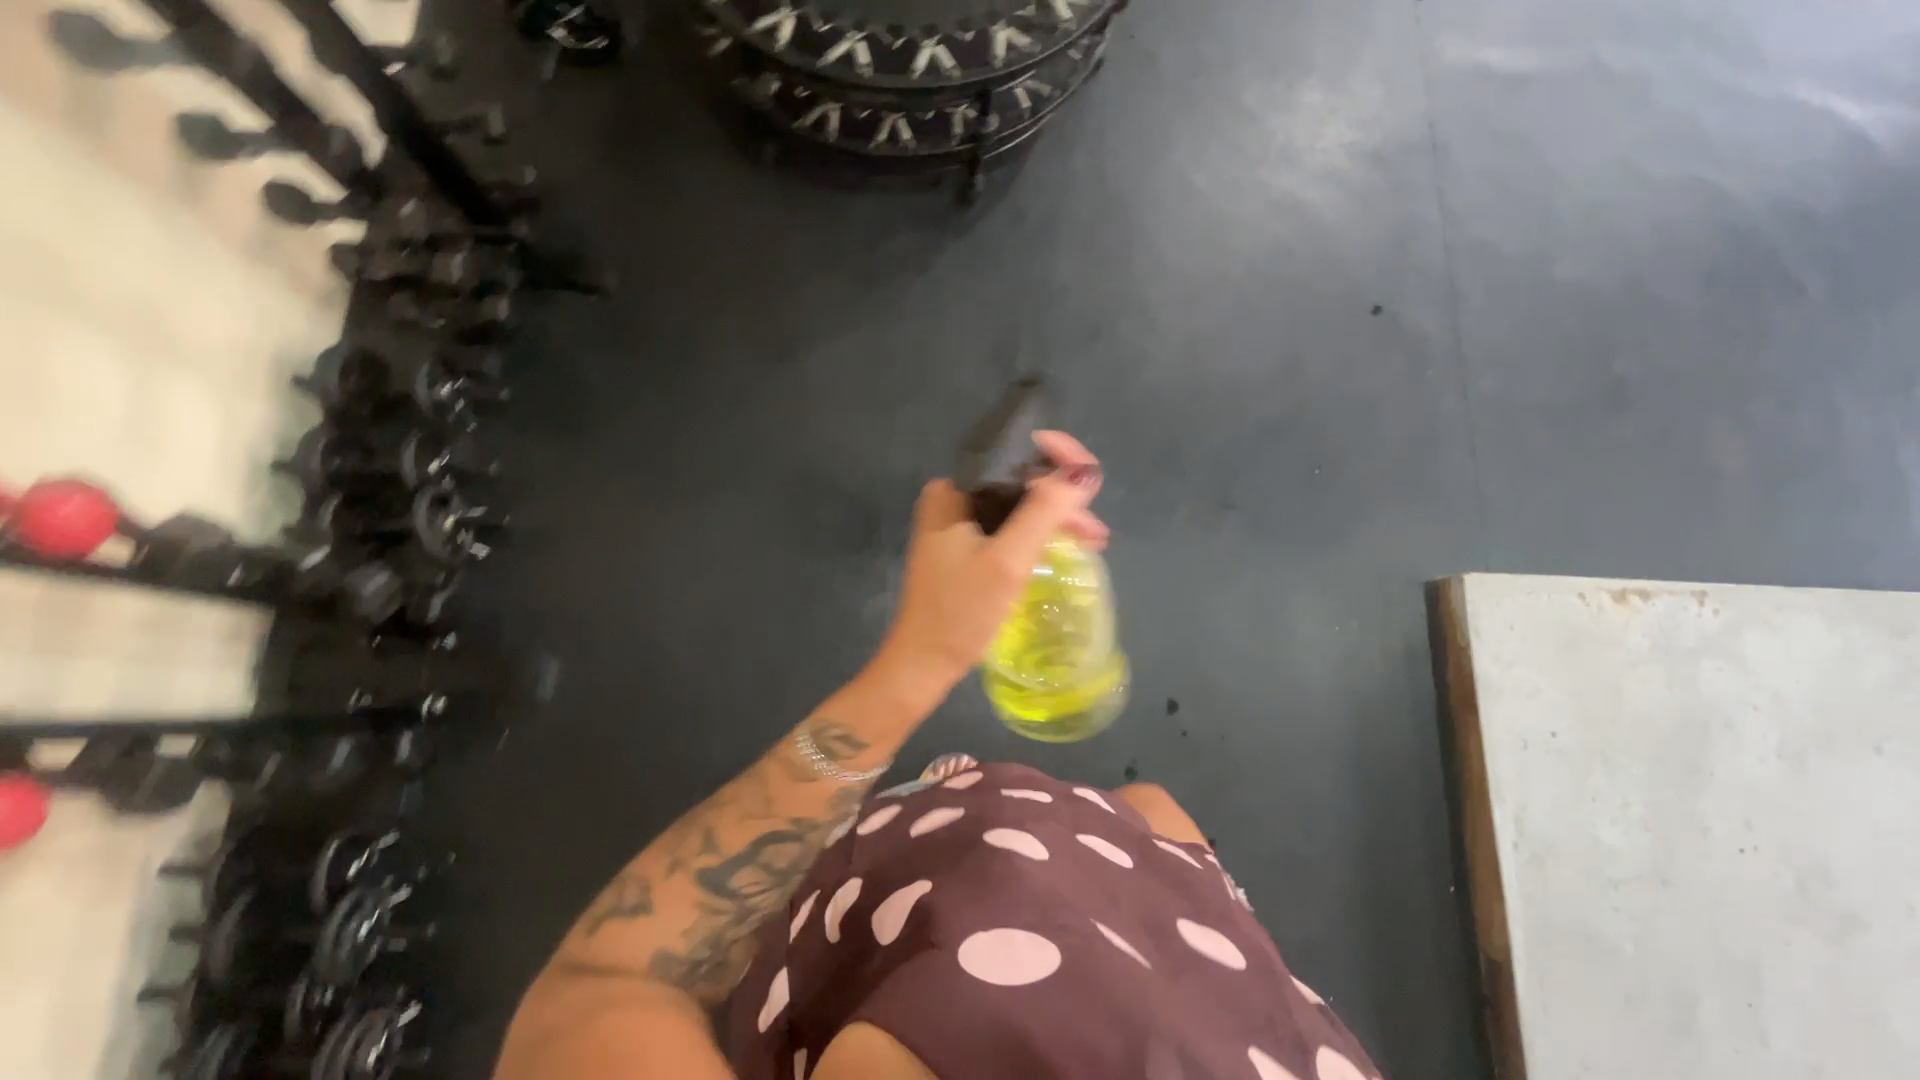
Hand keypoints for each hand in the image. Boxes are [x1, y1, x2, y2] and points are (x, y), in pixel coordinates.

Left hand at [875, 431, 1107, 695]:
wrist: (924, 662)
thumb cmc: (961, 611)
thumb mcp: (1008, 560)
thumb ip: (1043, 511)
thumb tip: (1081, 473)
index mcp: (954, 489)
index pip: (1014, 451)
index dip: (1058, 456)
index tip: (1092, 478)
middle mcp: (953, 497)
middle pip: (1020, 479)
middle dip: (1062, 495)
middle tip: (1096, 527)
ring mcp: (957, 524)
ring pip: (1018, 505)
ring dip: (1056, 518)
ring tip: (1095, 541)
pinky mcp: (964, 548)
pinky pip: (1009, 527)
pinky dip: (1038, 535)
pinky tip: (1066, 547)